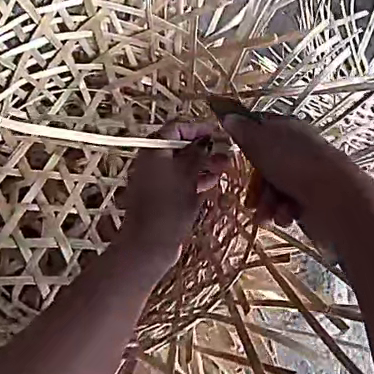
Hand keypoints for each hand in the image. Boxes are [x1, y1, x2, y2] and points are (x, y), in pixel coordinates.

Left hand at [116, 120, 229, 257]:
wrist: (149, 245)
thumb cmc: (167, 206)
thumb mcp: (187, 175)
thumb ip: (198, 153)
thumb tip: (207, 139)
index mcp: (154, 151)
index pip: (176, 128)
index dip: (198, 128)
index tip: (217, 134)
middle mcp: (152, 163)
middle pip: (180, 147)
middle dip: (204, 149)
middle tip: (225, 153)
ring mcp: (156, 181)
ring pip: (183, 166)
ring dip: (203, 164)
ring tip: (223, 168)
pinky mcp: (161, 199)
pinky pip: (181, 182)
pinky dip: (196, 180)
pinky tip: (212, 182)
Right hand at [215, 110, 373, 250]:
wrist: (334, 198)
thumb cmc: (295, 164)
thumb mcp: (260, 143)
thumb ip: (243, 131)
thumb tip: (229, 117)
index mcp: (288, 128)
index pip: (262, 126)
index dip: (247, 139)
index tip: (234, 151)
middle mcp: (298, 149)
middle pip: (266, 163)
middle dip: (256, 183)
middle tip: (251, 196)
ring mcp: (306, 174)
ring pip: (275, 187)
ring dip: (267, 202)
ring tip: (268, 213)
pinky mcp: (312, 198)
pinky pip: (288, 204)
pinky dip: (283, 211)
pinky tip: (285, 215)